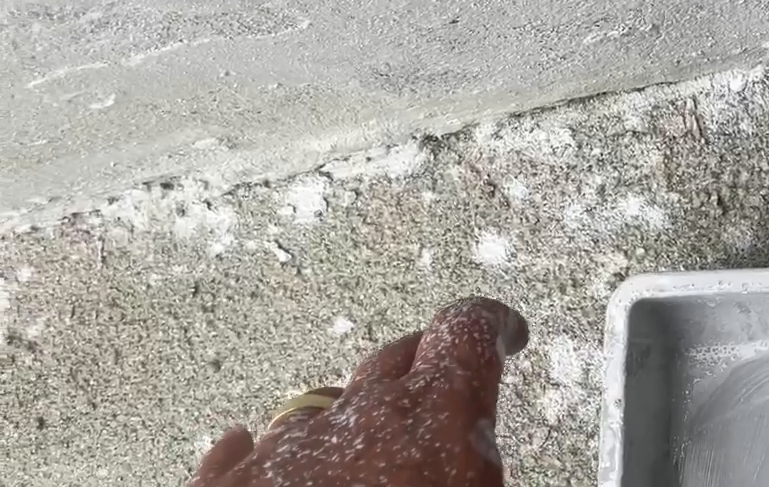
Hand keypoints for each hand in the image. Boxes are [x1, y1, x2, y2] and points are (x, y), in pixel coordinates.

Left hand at [188, 298, 529, 486]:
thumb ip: (478, 469)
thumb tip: (482, 461)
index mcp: (436, 410)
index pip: (469, 327)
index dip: (493, 323)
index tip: (506, 336)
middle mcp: (363, 410)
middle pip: (398, 353)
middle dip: (425, 360)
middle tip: (440, 385)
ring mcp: (283, 452)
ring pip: (324, 401)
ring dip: (348, 414)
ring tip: (356, 447)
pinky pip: (238, 452)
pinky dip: (256, 452)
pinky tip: (254, 459)